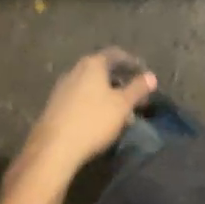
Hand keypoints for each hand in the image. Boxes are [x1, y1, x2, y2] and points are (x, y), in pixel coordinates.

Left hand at [17, 48, 157, 179]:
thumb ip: (138, 88)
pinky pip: (80, 98)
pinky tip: (99, 121)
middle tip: (134, 96)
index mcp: (93, 64)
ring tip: (120, 112)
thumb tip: (151, 76)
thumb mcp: (122, 105)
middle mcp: (75, 70)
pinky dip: (93, 104)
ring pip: (91, 85)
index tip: (144, 75)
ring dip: (107, 95)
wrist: (53, 149)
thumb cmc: (93, 121)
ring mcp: (62, 87)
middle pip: (103, 70)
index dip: (132, 63)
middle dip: (120, 81)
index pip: (116, 54)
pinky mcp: (54, 106)